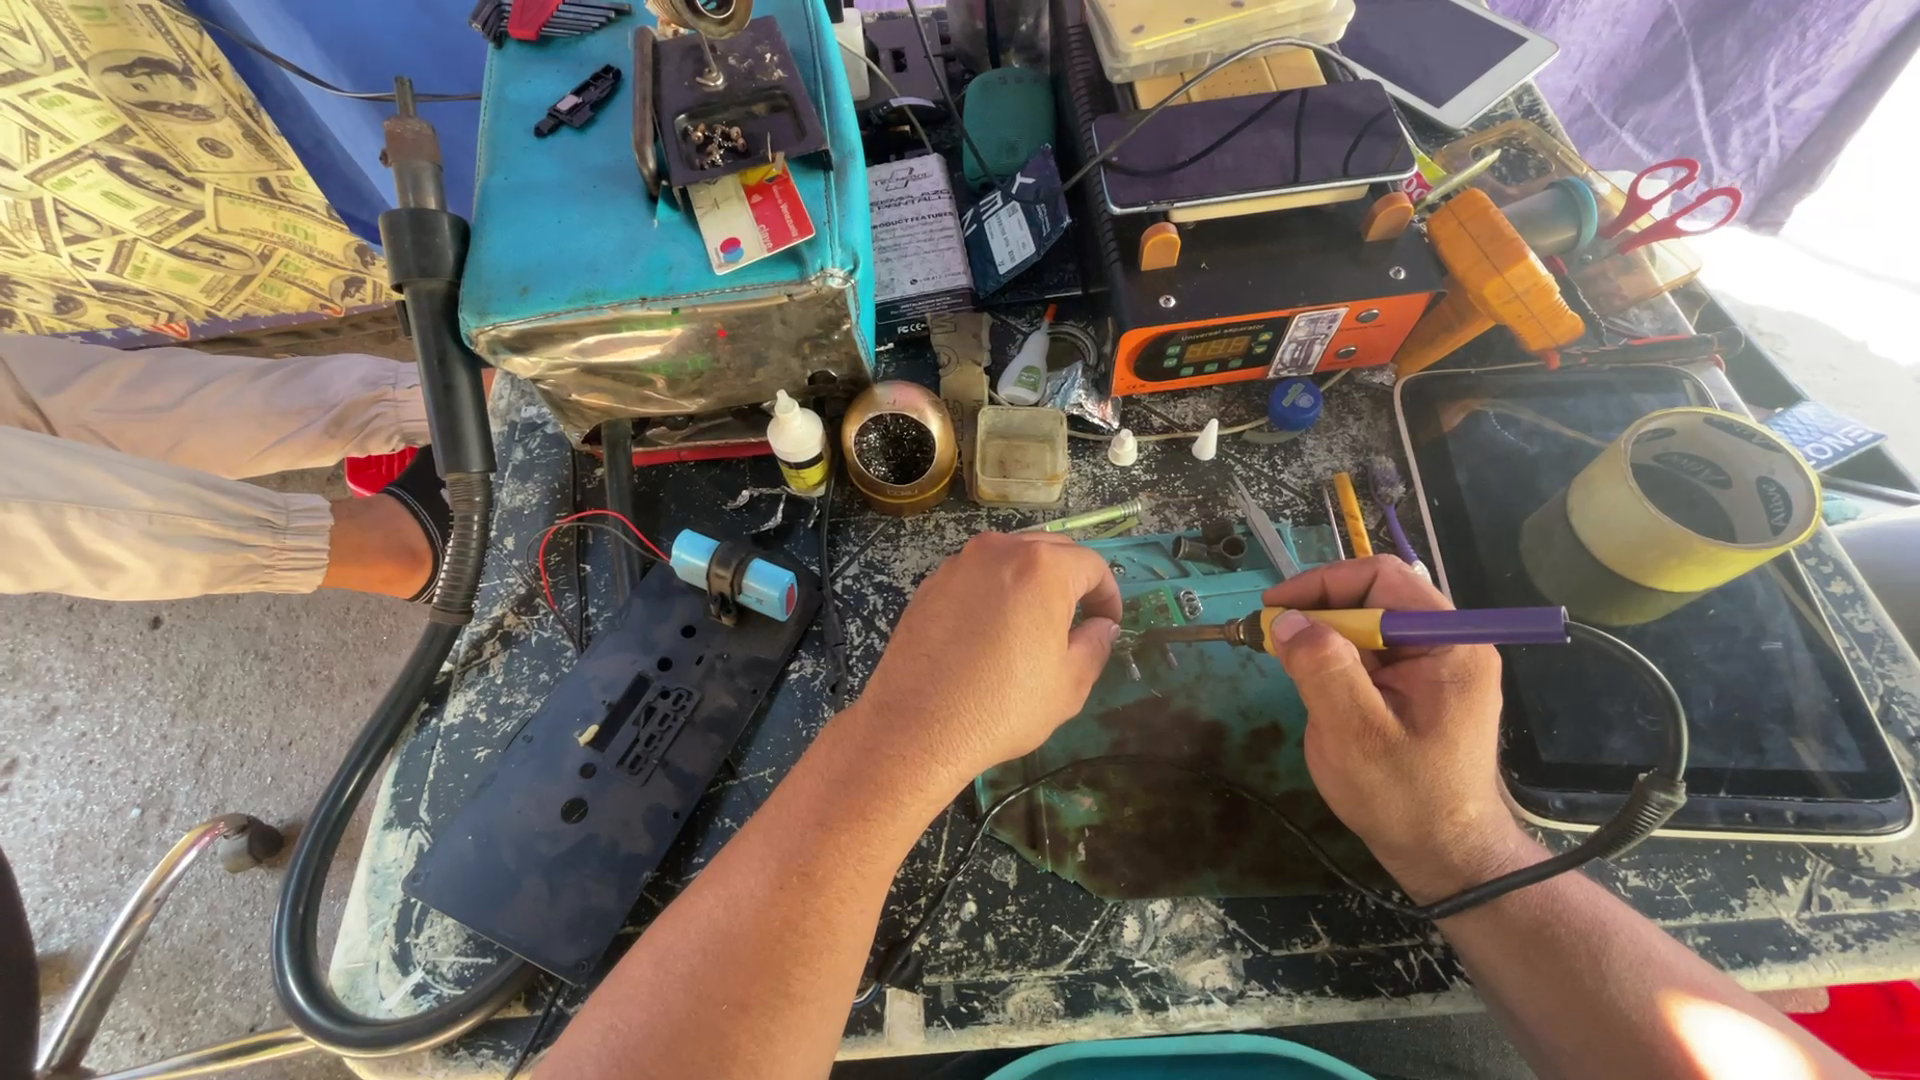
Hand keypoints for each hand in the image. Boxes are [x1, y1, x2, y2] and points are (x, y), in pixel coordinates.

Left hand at [845, 532, 1121, 789]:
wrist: (915, 726)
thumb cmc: (1001, 706)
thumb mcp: (1068, 684)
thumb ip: (1095, 645)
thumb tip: (1102, 626)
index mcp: (1041, 567)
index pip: (1091, 565)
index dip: (1108, 595)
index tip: (1108, 624)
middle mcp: (999, 550)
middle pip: (1051, 550)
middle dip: (1072, 580)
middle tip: (1078, 620)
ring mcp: (959, 563)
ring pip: (1010, 557)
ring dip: (1032, 580)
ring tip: (1034, 623)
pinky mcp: (930, 584)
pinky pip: (976, 574)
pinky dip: (994, 589)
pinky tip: (990, 629)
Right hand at [1264, 557, 1531, 903]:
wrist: (1444, 856)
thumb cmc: (1404, 797)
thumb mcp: (1355, 733)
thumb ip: (1323, 669)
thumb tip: (1287, 620)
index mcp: (1448, 643)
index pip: (1382, 577)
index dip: (1324, 583)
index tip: (1277, 609)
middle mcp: (1445, 643)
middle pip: (1373, 595)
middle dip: (1318, 608)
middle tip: (1275, 635)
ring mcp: (1431, 665)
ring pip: (1365, 621)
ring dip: (1321, 633)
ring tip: (1286, 657)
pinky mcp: (1413, 685)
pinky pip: (1366, 650)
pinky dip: (1331, 654)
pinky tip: (1310, 678)